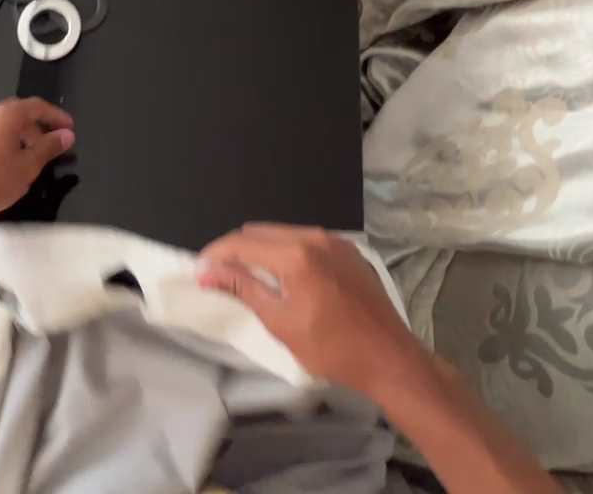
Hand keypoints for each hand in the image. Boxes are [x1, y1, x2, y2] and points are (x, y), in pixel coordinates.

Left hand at [0, 97, 74, 229]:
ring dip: (11, 136)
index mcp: (5, 116)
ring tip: (20, 156)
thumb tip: (67, 135)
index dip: (56, 115)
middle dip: (33, 126)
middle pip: (14, 113)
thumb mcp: (28, 167)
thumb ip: (49, 147)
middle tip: (45, 144)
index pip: (36, 106)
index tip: (69, 127)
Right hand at [199, 223, 426, 395]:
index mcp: (296, 254)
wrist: (392, 361)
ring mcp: (335, 241)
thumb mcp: (280, 322)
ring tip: (252, 276)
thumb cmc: (333, 349)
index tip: (200, 269)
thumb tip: (207, 271)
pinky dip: (289, 252)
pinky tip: (288, 277)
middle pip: (260, 231)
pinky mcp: (350, 251)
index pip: (242, 242)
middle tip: (222, 274)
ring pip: (283, 233)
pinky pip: (307, 241)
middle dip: (237, 249)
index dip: (216, 254)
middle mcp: (315, 237)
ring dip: (263, 250)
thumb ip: (242, 288)